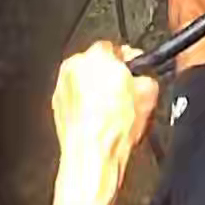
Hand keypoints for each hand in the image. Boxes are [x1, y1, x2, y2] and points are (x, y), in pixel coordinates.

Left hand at [51, 42, 158, 164]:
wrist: (92, 157)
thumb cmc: (115, 127)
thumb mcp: (148, 92)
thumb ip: (146, 73)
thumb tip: (144, 75)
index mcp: (97, 55)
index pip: (115, 48)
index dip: (127, 62)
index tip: (133, 73)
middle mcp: (75, 66)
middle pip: (97, 63)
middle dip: (110, 75)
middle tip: (123, 92)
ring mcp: (63, 85)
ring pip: (84, 80)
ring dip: (95, 89)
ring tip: (110, 110)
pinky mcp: (56, 106)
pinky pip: (74, 97)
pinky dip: (83, 104)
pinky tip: (97, 119)